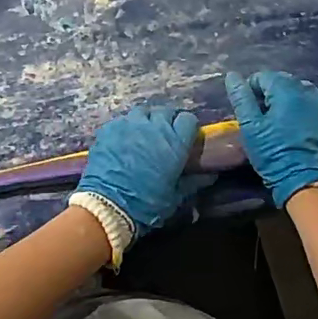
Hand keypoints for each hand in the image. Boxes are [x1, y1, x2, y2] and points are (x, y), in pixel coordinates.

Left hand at [75, 107, 211, 249]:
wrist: (107, 206)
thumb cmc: (146, 204)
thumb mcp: (174, 197)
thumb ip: (192, 182)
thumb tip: (211, 175)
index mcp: (175, 142)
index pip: (188, 119)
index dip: (187, 127)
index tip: (184, 137)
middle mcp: (155, 127)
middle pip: (166, 111)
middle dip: (166, 121)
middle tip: (163, 136)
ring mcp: (130, 125)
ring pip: (143, 112)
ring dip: (145, 120)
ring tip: (142, 134)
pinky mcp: (109, 129)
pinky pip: (122, 120)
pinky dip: (125, 127)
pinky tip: (122, 141)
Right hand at [224, 71, 317, 205]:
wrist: (304, 178)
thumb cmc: (273, 153)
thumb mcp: (250, 127)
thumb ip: (241, 98)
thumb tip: (232, 75)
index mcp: (286, 88)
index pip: (264, 77)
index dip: (253, 90)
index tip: (251, 109)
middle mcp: (308, 88)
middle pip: (283, 82)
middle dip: (272, 95)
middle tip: (265, 118)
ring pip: (300, 91)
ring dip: (290, 100)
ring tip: (283, 122)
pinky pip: (317, 101)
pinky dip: (308, 107)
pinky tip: (302, 123)